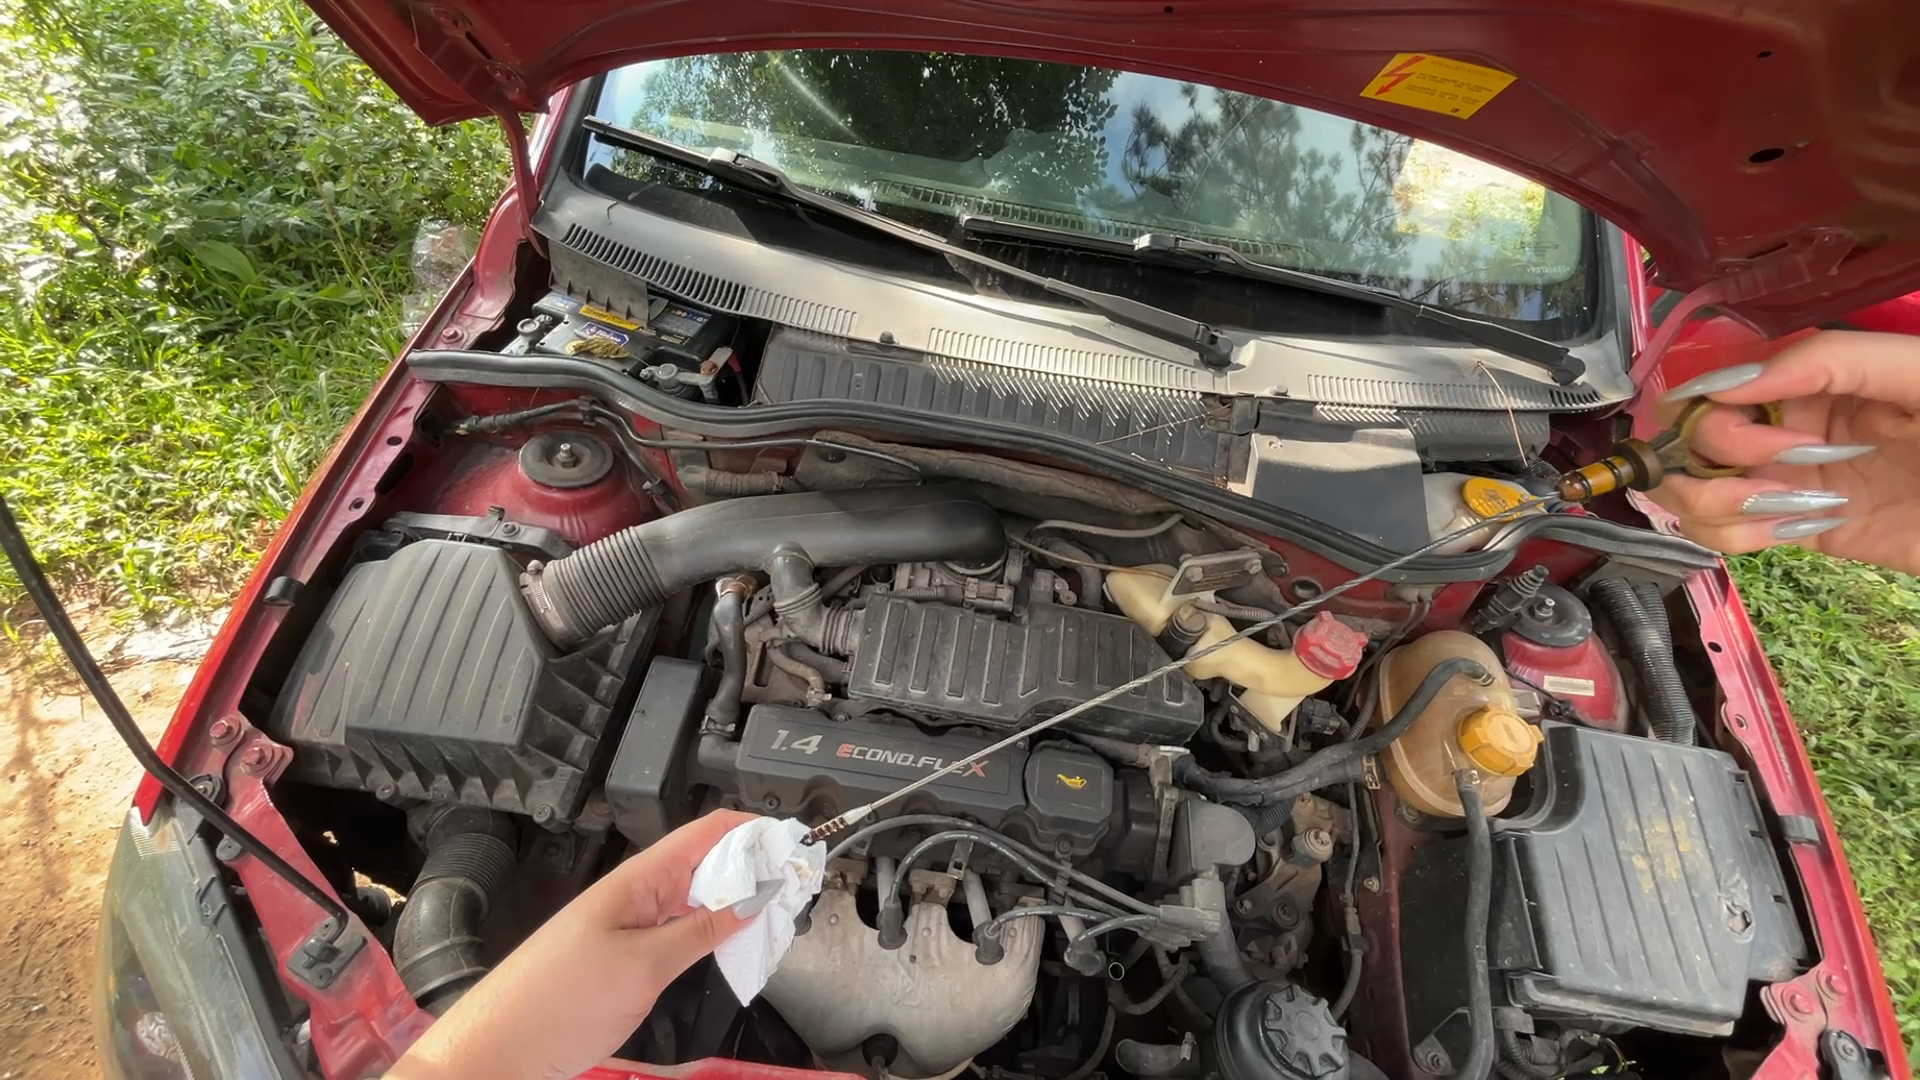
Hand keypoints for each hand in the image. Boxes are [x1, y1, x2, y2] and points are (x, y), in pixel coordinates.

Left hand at [386, 809, 758, 1079]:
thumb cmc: (560, 1004)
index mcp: (645, 876)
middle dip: (755, 868)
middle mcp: (643, 890)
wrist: (487, 1061)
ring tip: (775, 920)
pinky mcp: (628, 954)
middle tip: (795, 891)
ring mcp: (635, 923)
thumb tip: (757, 896)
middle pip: (711, 862)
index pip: (712, 830)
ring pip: (700, 898)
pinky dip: (713, 933)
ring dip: (737, 904)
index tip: (797, 847)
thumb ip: (705, 930)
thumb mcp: (644, 966)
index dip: (757, 829)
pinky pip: (682, 929)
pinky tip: (734, 950)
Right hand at [1648, 330, 1919, 573]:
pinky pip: (1712, 533)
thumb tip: (1720, 387)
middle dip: (1721, 461)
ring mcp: (1779, 480)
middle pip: (1683, 441)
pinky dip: (1735, 536)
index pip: (1709, 390)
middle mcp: (1783, 429)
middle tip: (1791, 473)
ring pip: (1682, 489)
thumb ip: (1832, 360)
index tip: (1767, 432)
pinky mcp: (1784, 528)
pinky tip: (1795, 531)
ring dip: (1717, 504)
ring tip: (1790, 509)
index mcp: (1813, 386)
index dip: (1711, 413)